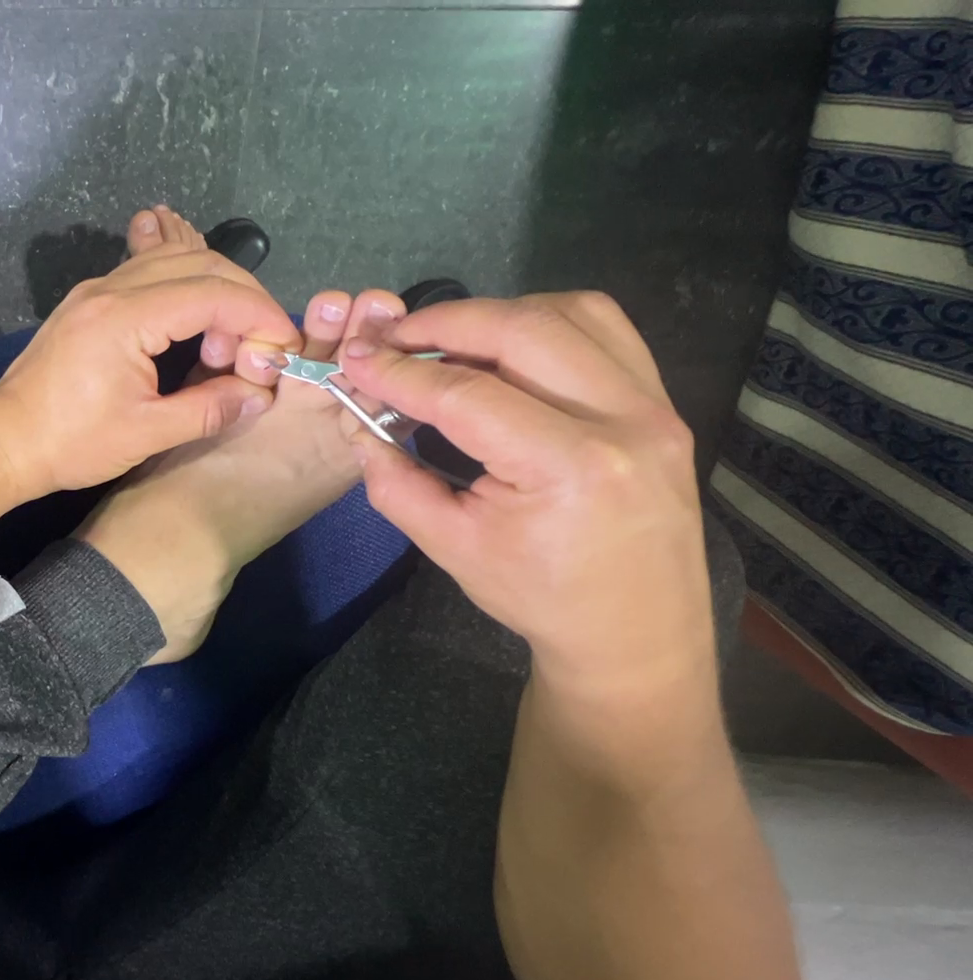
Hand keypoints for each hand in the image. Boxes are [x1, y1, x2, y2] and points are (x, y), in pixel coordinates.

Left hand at [0, 249, 300, 496]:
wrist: (4, 442)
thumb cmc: (69, 444)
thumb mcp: (146, 434)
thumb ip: (209, 408)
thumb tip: (259, 394)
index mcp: (125, 317)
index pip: (213, 293)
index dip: (260, 315)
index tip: (284, 347)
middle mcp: (110, 289)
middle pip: (200, 263)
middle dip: (244, 298)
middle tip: (260, 346)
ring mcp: (95, 290)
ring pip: (173, 259)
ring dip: (214, 288)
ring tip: (226, 340)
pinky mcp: (88, 301)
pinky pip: (147, 270)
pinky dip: (183, 284)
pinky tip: (194, 315)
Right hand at [338, 293, 713, 697]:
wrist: (633, 630)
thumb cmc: (536, 595)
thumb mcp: (449, 547)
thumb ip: (394, 481)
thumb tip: (359, 421)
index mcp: (567, 468)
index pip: (465, 395)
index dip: (398, 373)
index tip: (352, 360)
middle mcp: (624, 421)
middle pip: (524, 330)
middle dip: (443, 323)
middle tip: (389, 338)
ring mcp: (655, 406)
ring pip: (573, 313)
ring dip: (497, 315)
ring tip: (443, 340)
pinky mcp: (663, 402)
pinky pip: (604, 331)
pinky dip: (543, 322)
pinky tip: (502, 347)